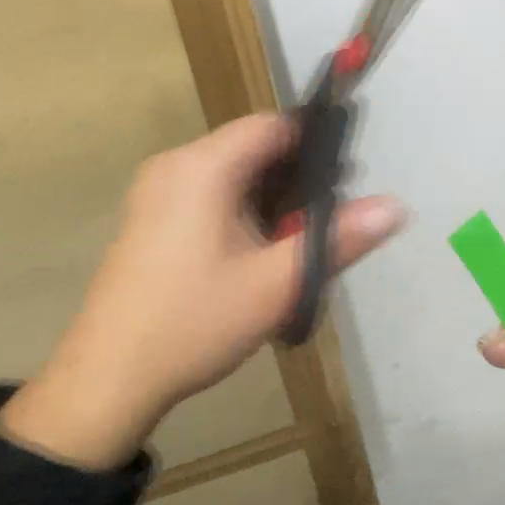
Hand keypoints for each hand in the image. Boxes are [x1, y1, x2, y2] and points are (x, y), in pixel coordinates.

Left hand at [0, 114, 404, 468]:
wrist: (107, 379)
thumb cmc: (194, 322)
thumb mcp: (275, 284)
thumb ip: (337, 239)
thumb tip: (397, 206)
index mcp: (201, 166)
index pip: (271, 126)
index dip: (315, 142)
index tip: (348, 177)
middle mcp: (174, 165)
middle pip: (250, 148)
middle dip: (295, 177)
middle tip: (332, 218)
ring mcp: (154, 191)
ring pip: (229, 174)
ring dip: (268, 198)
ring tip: (299, 241)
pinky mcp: (148, 217)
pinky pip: (205, 194)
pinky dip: (238, 210)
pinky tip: (256, 253)